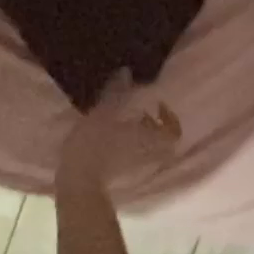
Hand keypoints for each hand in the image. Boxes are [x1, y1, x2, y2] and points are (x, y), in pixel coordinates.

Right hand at [59, 75, 181, 188]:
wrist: (79, 181)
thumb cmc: (95, 144)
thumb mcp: (104, 112)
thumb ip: (117, 92)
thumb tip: (127, 71)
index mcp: (151, 138)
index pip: (174, 131)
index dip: (169, 117)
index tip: (156, 104)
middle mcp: (150, 153)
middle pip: (163, 141)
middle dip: (155, 126)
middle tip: (141, 112)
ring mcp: (138, 167)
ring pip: (150, 150)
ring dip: (143, 136)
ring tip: (124, 122)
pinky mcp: (123, 174)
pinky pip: (136, 156)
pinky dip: (131, 146)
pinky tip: (112, 136)